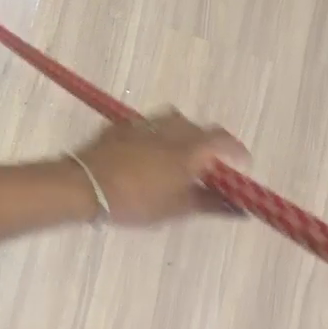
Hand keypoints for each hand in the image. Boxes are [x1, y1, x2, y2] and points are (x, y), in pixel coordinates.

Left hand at [69, 110, 248, 226]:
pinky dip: (156, 133)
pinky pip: (146, 123)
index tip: (241, 164)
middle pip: (194, 126)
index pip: (220, 138)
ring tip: (179, 157)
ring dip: (181, 133)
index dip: (235, 149)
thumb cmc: (135, 202)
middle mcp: (165, 130)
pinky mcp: (118, 126)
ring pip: (169, 119)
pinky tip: (150, 153)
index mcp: (185, 150)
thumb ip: (210, 204)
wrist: (86, 185)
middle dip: (206, 141)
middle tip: (208, 165)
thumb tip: (240, 208)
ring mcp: (139, 124)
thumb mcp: (177, 209)